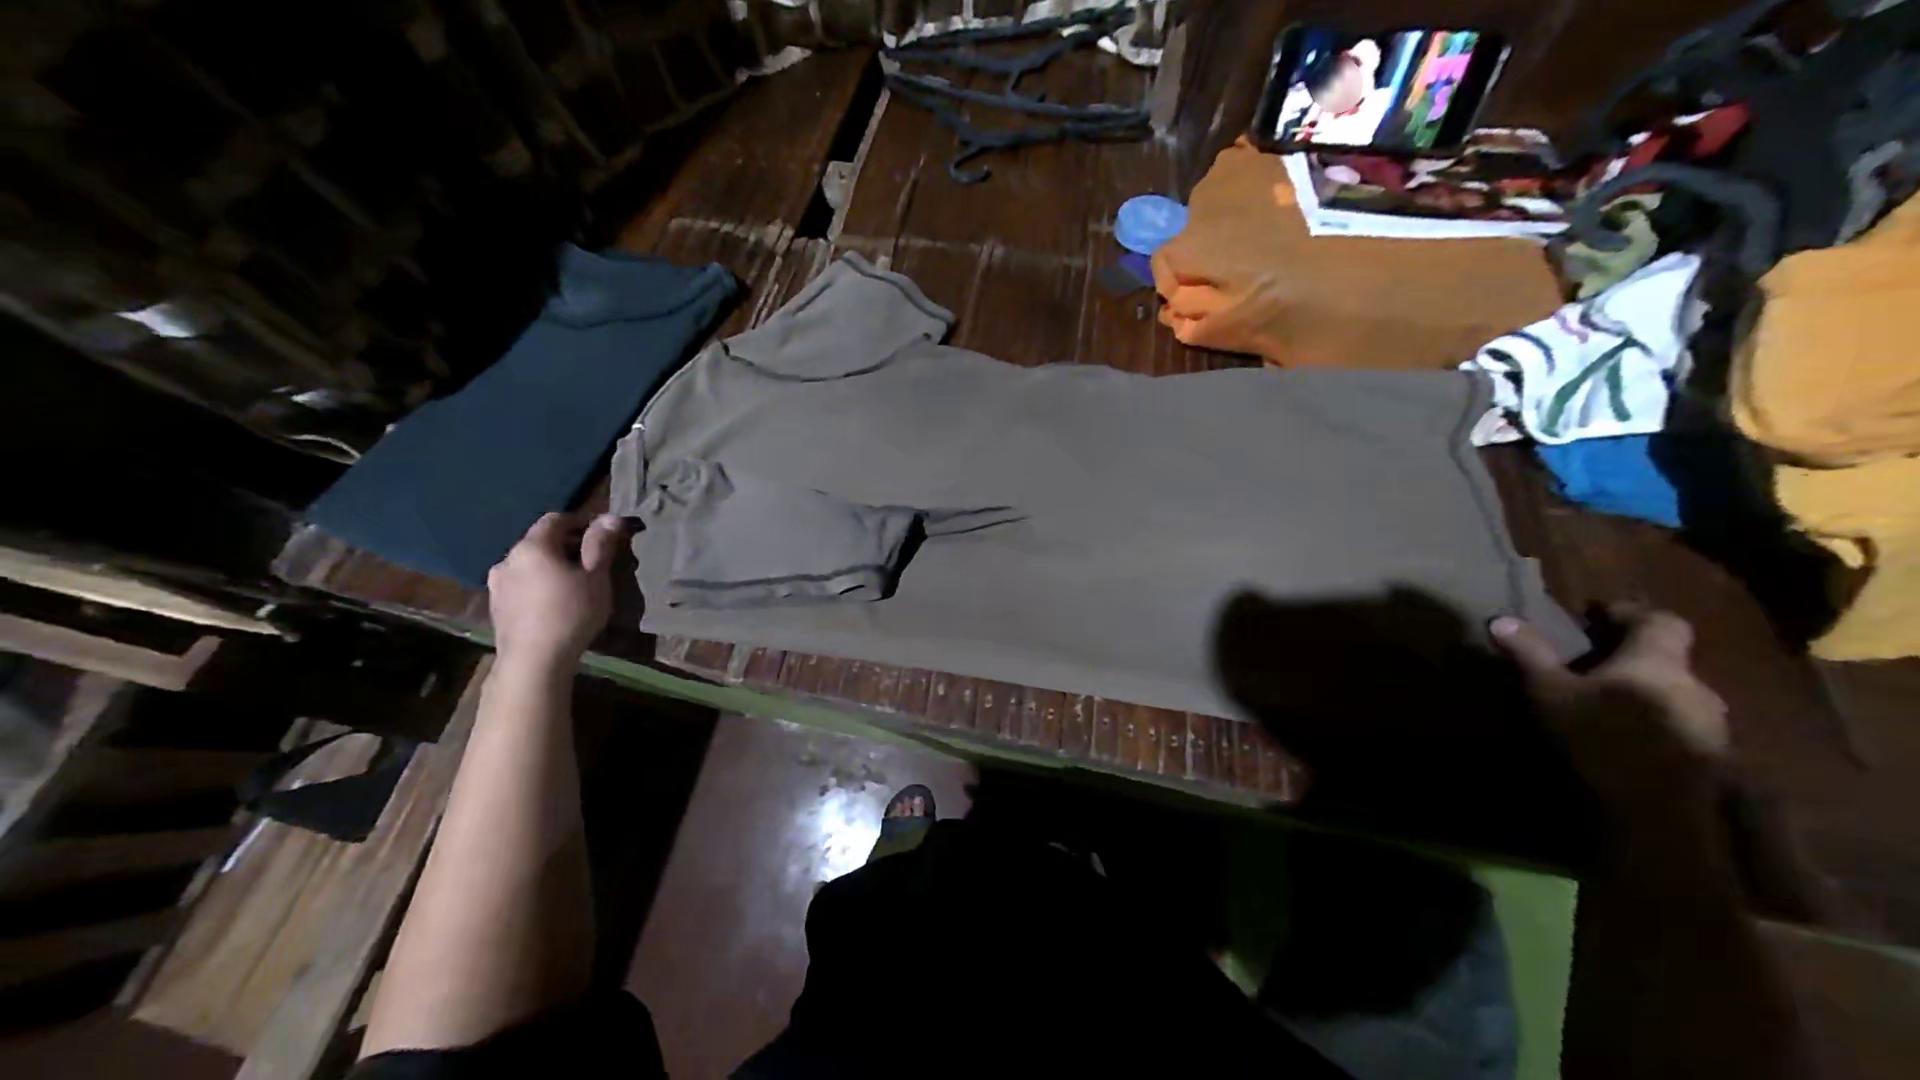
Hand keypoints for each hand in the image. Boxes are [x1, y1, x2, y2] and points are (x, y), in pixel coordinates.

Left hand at [487, 512, 626, 667]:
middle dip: (566, 544)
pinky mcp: (495, 605)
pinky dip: (537, 582)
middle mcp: (508, 558)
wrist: (534, 661)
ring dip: (550, 565)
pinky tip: (552, 601)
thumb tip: (611, 517)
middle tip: (591, 561)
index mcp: (533, 546)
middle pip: (540, 540)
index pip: (555, 519)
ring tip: (572, 583)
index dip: (580, 521)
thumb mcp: (596, 576)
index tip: (602, 534)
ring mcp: (497, 583)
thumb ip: (601, 544)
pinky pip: (520, 582)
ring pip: (528, 563)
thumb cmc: (572, 613)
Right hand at [1492, 604, 1729, 810]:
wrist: (1658, 812)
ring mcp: (1711, 724)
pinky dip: (1658, 722)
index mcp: (1658, 662)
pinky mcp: (1713, 759)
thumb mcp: (1550, 691)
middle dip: (1637, 658)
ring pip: (1678, 695)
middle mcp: (1695, 685)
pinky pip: (1683, 726)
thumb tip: (1501, 618)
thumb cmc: (1600, 737)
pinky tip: (1630, 737)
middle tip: (1598, 663)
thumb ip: (1531, 654)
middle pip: (1670, 660)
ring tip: (1611, 702)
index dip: (1633, 613)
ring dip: (1649, 692)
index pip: (1661, 621)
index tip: (1602, 615)